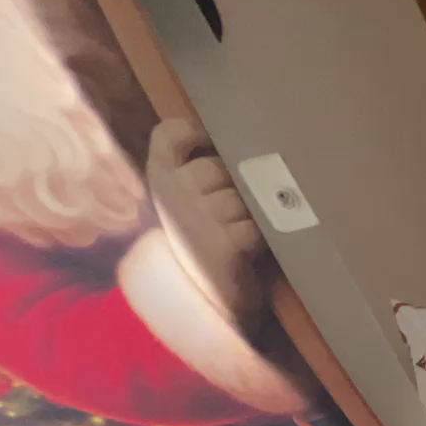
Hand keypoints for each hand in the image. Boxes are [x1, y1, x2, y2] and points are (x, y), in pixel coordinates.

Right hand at [144, 118, 267, 321]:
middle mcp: (173, 193)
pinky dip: (264, 233)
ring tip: (243, 229)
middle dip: (238, 184)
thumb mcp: (192, 198)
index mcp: (160, 177)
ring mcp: (198, 218)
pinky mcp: (228, 243)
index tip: (211, 142)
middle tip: (236, 210)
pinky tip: (253, 245)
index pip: (171, 134)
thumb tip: (243, 143)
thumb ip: (201, 168)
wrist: (207, 292)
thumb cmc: (207, 238)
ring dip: (254, 212)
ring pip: (243, 196)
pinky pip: (259, 224)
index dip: (195, 132)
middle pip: (220, 166)